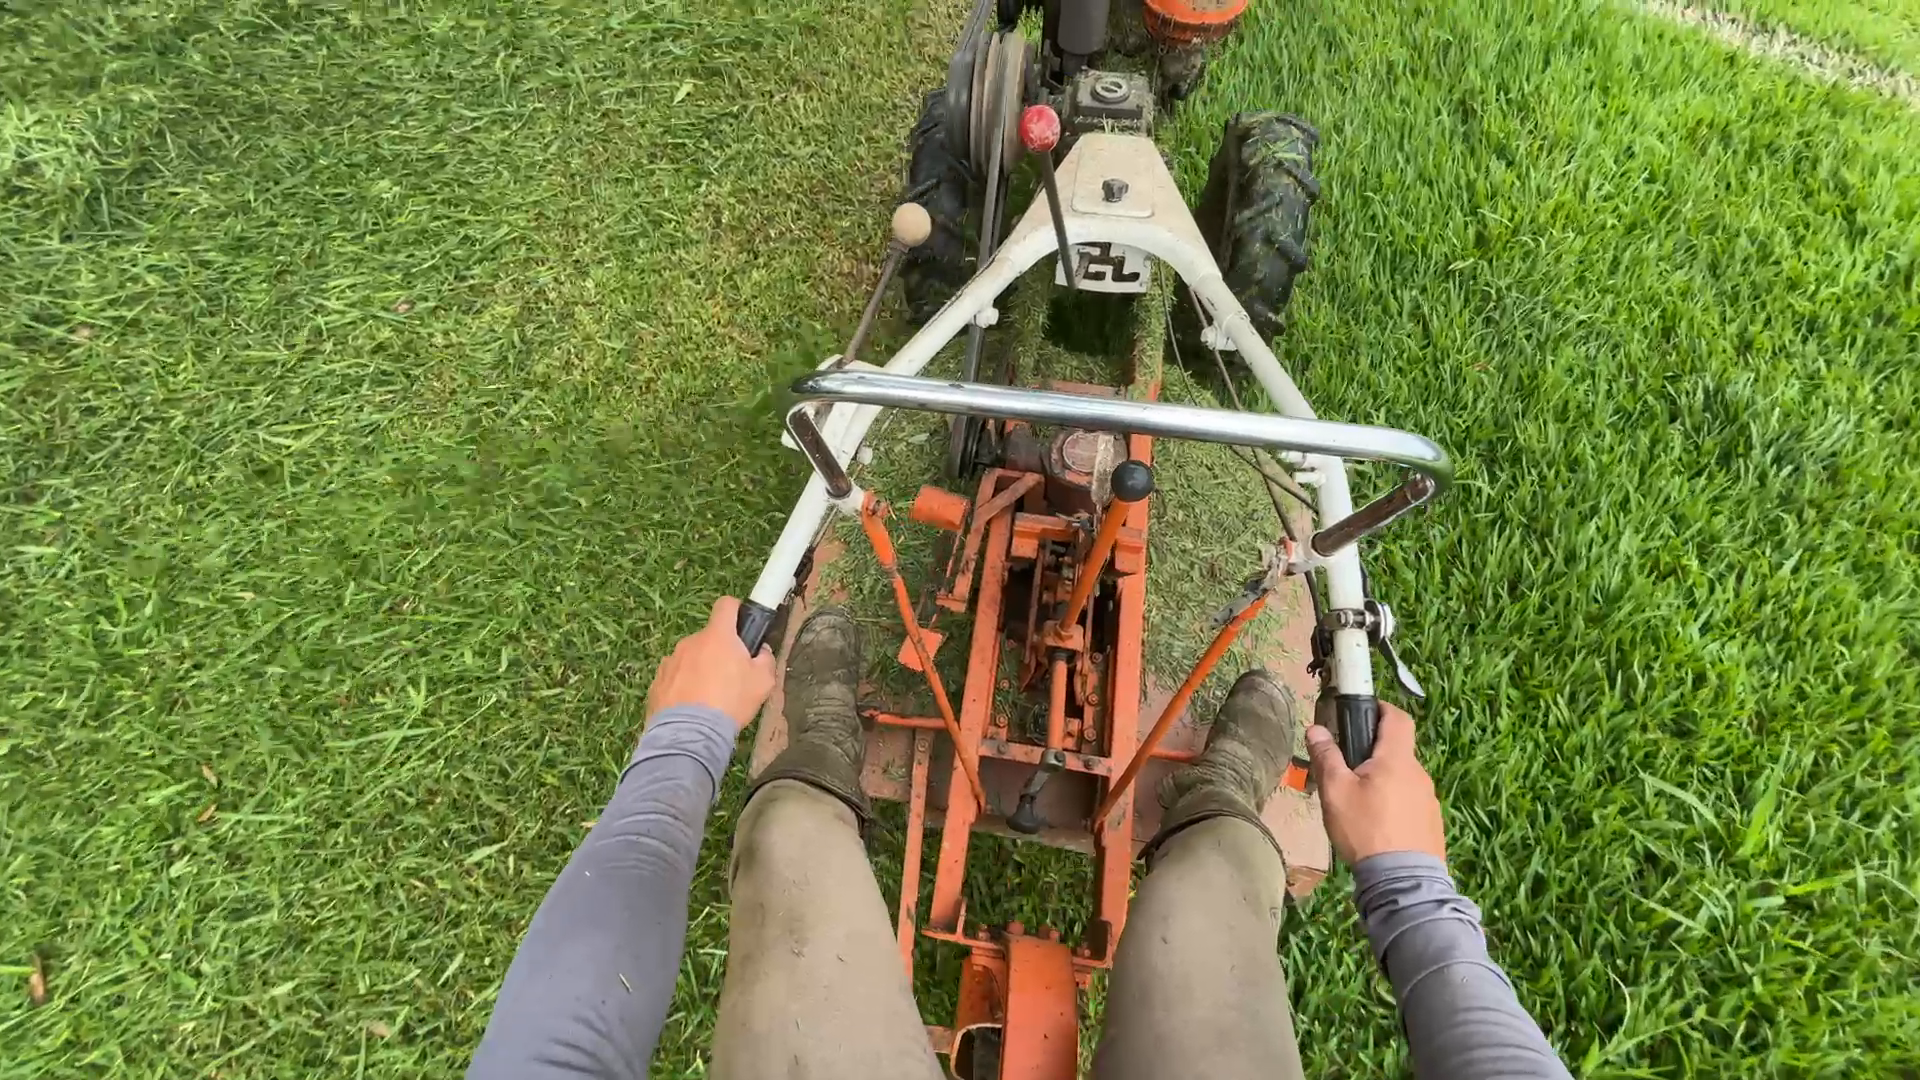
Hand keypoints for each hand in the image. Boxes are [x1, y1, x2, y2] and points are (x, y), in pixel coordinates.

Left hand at [644, 597, 776, 732]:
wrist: (690, 735)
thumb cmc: (730, 702)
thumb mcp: (763, 681)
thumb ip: (765, 659)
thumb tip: (761, 652)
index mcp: (718, 636)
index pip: (726, 605)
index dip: (737, 610)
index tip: (743, 624)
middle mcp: (691, 642)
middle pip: (709, 637)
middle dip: (720, 651)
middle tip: (732, 676)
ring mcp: (670, 662)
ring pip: (691, 658)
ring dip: (701, 669)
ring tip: (710, 697)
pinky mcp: (657, 683)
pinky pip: (675, 677)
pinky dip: (684, 686)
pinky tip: (693, 708)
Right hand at [1305, 703, 1445, 863]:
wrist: (1403, 883)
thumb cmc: (1365, 828)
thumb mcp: (1335, 790)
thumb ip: (1327, 756)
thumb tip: (1317, 729)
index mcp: (1396, 760)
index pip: (1397, 718)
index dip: (1381, 707)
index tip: (1360, 710)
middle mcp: (1418, 774)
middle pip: (1396, 749)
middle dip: (1371, 750)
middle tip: (1343, 765)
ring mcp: (1428, 800)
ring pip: (1401, 776)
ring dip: (1380, 778)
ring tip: (1355, 799)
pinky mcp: (1431, 823)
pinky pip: (1408, 799)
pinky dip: (1391, 800)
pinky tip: (1374, 821)